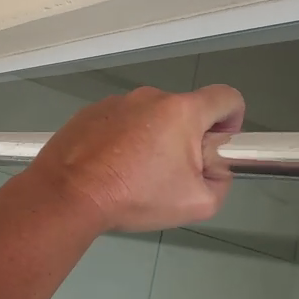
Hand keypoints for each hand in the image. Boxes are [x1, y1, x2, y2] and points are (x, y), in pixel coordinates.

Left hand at [23, 84, 244, 232]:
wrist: (66, 195)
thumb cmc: (134, 196)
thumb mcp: (200, 201)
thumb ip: (220, 177)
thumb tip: (209, 164)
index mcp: (180, 110)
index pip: (226, 97)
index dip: (232, 120)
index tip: (216, 144)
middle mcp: (145, 98)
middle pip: (182, 110)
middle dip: (186, 137)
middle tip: (170, 172)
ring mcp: (110, 103)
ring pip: (147, 117)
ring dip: (150, 138)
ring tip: (133, 173)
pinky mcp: (84, 114)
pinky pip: (116, 122)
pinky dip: (120, 139)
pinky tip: (108, 166)